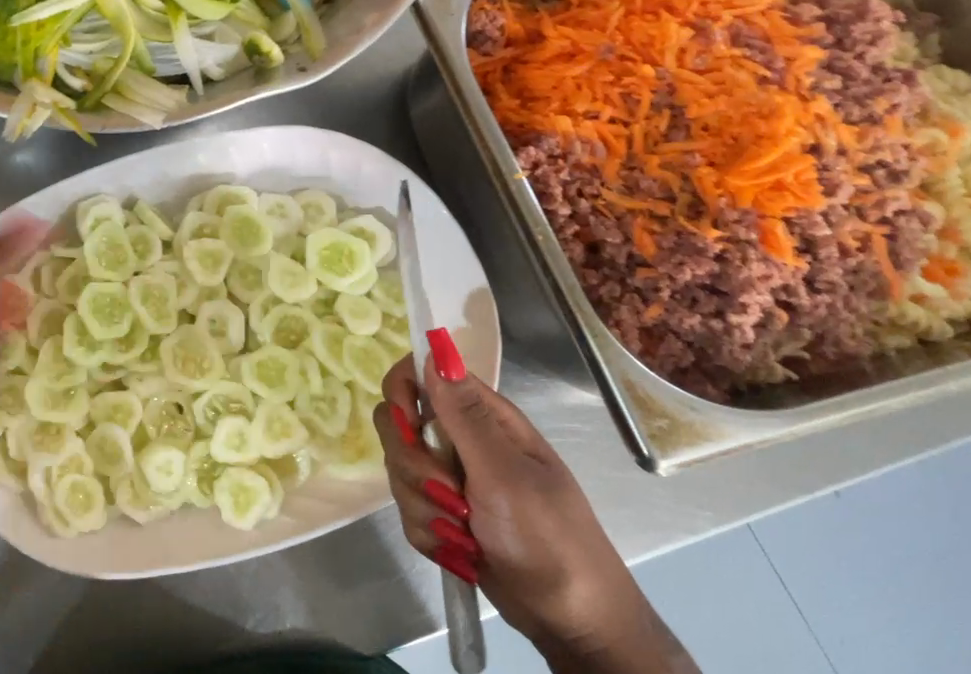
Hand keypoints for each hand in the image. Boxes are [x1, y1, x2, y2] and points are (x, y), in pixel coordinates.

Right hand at [372, 350, 694, 671]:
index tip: (408, 424)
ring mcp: (452, 478)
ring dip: (424, 508)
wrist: (571, 621)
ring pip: (400, 472)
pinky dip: (429, 534)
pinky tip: (461, 551)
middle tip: (450, 494)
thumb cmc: (550, 540)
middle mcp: (464, 441)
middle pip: (399, 426)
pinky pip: (408, 510)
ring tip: (466, 534)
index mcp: (485, 419)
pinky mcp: (443, 513)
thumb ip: (464, 416)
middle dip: (413, 466)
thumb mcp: (506, 475)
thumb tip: (435, 350)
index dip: (403, 391)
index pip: (422, 375)